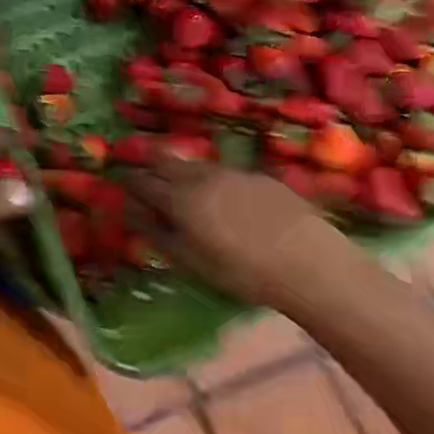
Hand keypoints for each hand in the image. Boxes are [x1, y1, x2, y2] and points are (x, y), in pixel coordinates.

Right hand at [125, 160, 363, 308]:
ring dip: (182, 171)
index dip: (128, 181)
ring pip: (195, 164)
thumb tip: (132, 212)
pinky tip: (225, 199)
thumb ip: (157, 232)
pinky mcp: (260, 176)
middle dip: (150, 164)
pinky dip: (214, 180)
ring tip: (184, 187)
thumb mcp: (191, 260)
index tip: (122, 184)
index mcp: (178, 198)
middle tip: (145, 174)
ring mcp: (232, 173)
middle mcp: (200, 177)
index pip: (141, 181)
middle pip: (165, 161)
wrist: (312, 264)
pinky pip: (225, 173)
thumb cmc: (242, 272)